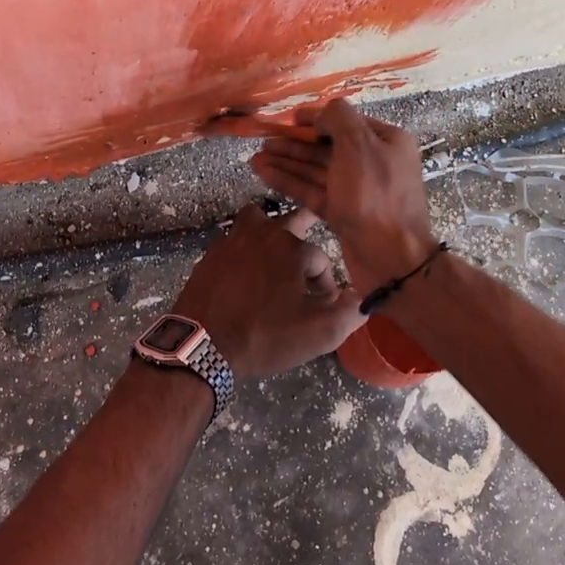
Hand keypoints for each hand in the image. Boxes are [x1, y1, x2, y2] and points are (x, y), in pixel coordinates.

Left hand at [169, 202, 363, 378]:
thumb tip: (362, 299)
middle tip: (309, 259)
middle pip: (292, 220)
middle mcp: (263, 234)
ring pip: (258, 220)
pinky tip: (247, 274)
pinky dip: (245, 249)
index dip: (328, 282)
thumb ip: (348, 313)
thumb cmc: (265, 336)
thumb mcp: (318, 333)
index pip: (321, 257)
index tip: (324, 305)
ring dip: (271, 232)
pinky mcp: (210, 255)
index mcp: (292, 248)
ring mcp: (232, 241)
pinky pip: (234, 239)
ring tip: (276, 256)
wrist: (202, 345)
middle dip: (308, 237)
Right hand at [250, 99, 437, 294]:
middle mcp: (373, 162)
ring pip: (317, 170)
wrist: (390, 258)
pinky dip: (289, 182)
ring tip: (255, 157)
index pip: (346, 122)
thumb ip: (338, 118)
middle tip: (264, 140)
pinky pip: (313, 191)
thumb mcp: (359, 144)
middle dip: (295, 143)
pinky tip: (264, 173)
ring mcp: (357, 191)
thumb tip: (321, 115)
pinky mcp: (342, 214)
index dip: (316, 118)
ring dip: (287, 162)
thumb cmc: (375, 194)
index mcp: (385, 141)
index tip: (289, 118)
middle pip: (328, 147)